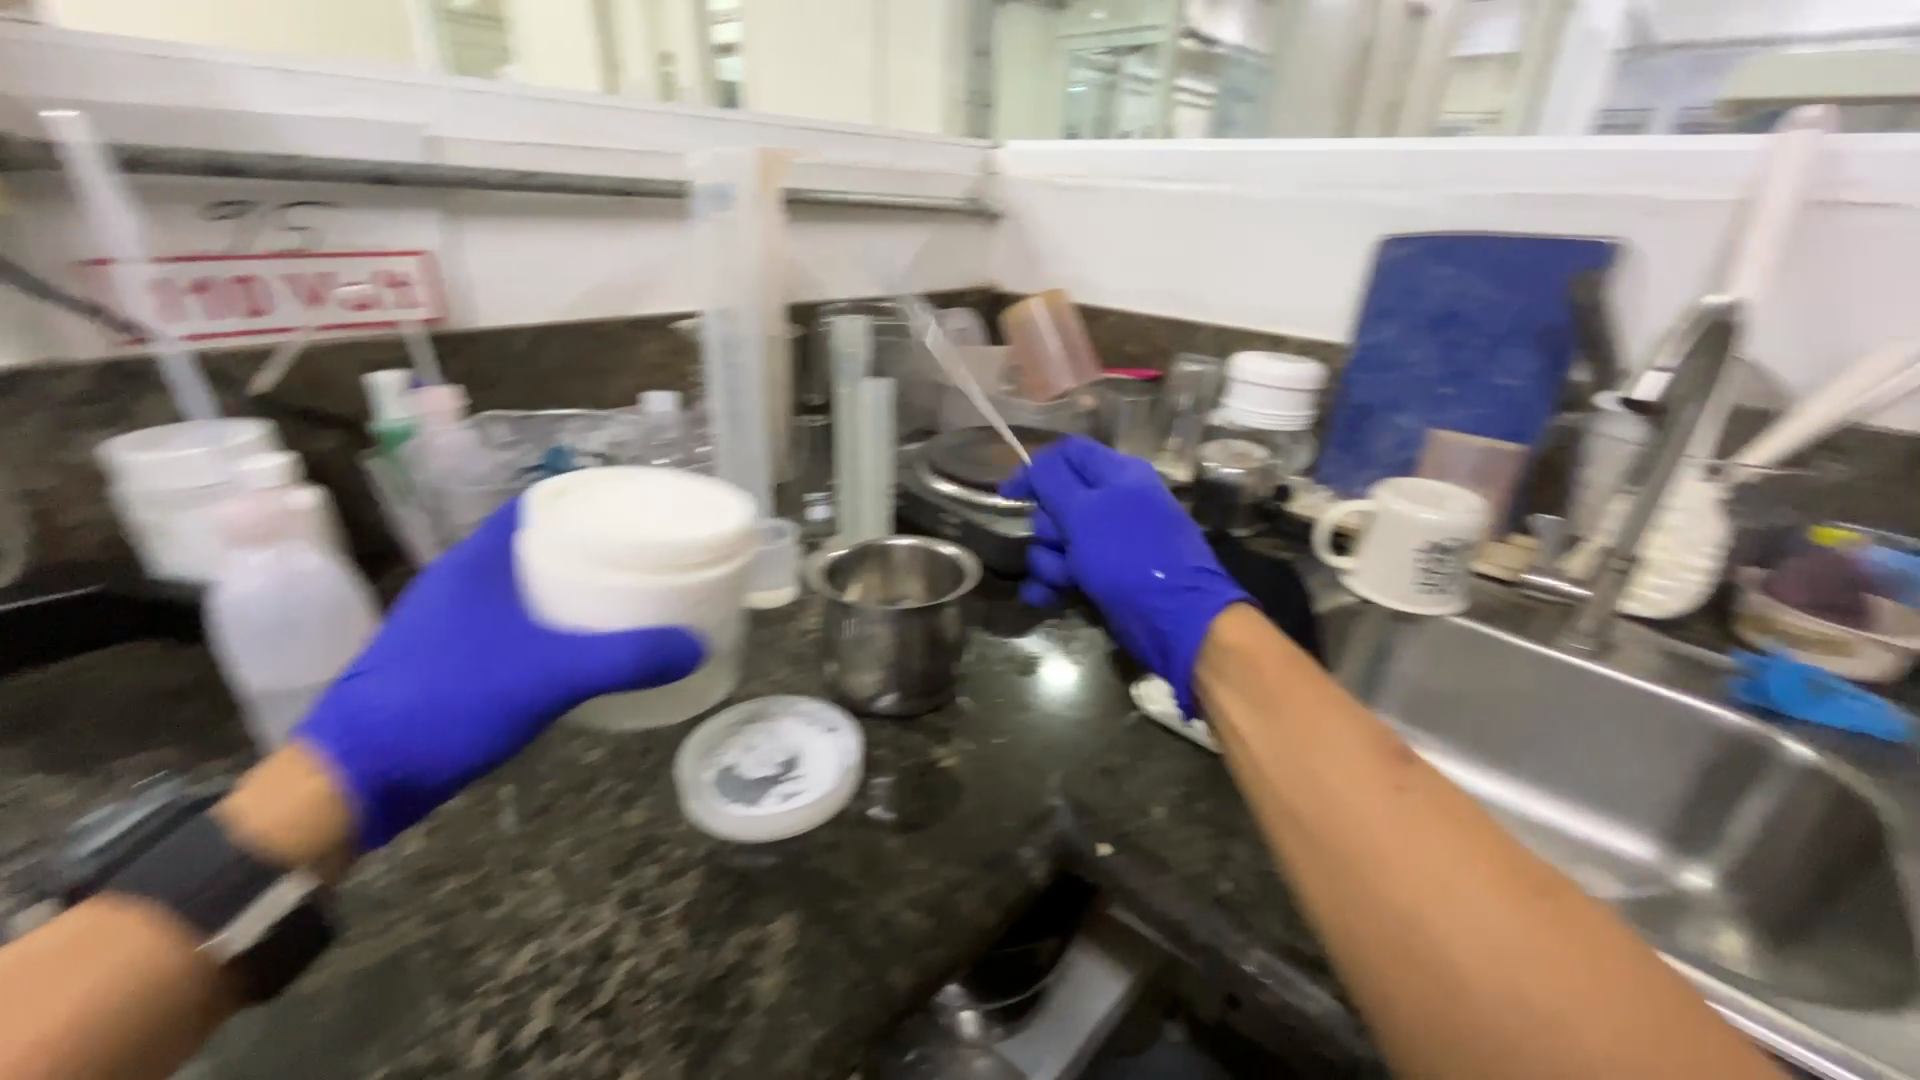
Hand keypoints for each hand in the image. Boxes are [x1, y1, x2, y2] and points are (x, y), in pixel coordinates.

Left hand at [296, 499, 703, 850]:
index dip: (587, 502)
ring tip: (624, 599)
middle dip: (589, 548)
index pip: (538, 506)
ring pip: (522, 588)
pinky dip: (548, 627)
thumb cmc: (446, 702)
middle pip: (536, 546)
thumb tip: (695, 646)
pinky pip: (511, 626)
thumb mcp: (549, 677)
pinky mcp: (445, 660)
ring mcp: (448, 622)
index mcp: (478, 563)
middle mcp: (461, 582)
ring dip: (568, 590)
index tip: (637, 511)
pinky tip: (578, 651)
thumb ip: (625, 659)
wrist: (353, 777)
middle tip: (645, 558)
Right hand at [1002, 436, 1250, 714]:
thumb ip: (1052, 480)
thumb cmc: (1128, 555)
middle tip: (1058, 542)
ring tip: (1064, 578)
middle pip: (1057, 500)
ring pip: (1058, 540)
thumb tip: (1032, 462)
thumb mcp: (1084, 511)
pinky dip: (1052, 582)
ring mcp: (1110, 542)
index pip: (1068, 453)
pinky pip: (1066, 570)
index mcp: (1117, 474)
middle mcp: (1114, 503)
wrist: (1174, 618)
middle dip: (1046, 526)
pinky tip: (1042, 596)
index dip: (1035, 469)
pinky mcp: (1106, 575)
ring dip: (1048, 560)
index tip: (1008, 494)